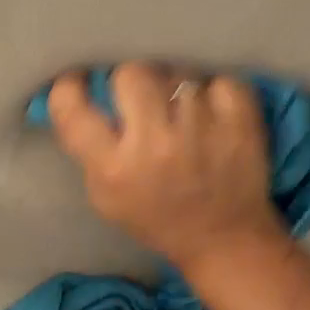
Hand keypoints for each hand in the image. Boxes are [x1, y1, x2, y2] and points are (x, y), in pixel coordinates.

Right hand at [48, 63, 284, 273]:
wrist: (222, 237)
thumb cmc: (154, 217)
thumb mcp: (103, 195)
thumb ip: (90, 149)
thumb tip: (81, 95)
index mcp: (113, 168)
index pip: (72, 107)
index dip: (68, 86)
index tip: (78, 80)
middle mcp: (154, 145)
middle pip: (131, 73)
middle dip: (129, 81)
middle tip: (137, 96)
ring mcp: (202, 130)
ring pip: (175, 72)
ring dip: (171, 85)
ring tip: (176, 106)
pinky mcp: (240, 122)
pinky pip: (218, 80)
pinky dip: (213, 91)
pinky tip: (210, 110)